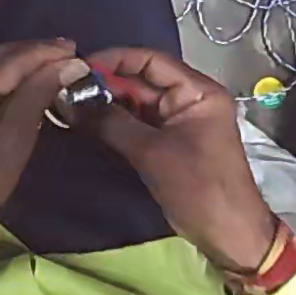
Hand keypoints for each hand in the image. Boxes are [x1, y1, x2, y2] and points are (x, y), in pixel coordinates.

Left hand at [0, 40, 87, 267]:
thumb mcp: (15, 142)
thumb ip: (38, 95)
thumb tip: (69, 63)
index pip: (7, 62)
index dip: (42, 52)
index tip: (75, 49)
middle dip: (30, 53)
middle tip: (68, 53)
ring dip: (15, 60)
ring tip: (52, 60)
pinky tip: (22, 74)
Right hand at [87, 47, 277, 271]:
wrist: (229, 236)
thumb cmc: (199, 188)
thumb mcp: (152, 152)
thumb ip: (111, 123)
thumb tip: (71, 102)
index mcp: (197, 91)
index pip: (151, 60)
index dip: (114, 59)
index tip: (81, 67)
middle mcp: (187, 98)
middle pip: (139, 79)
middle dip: (104, 83)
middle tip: (66, 88)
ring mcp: (176, 120)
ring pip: (133, 101)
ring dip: (104, 102)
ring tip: (69, 102)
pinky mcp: (165, 140)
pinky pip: (134, 121)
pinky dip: (111, 120)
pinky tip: (85, 120)